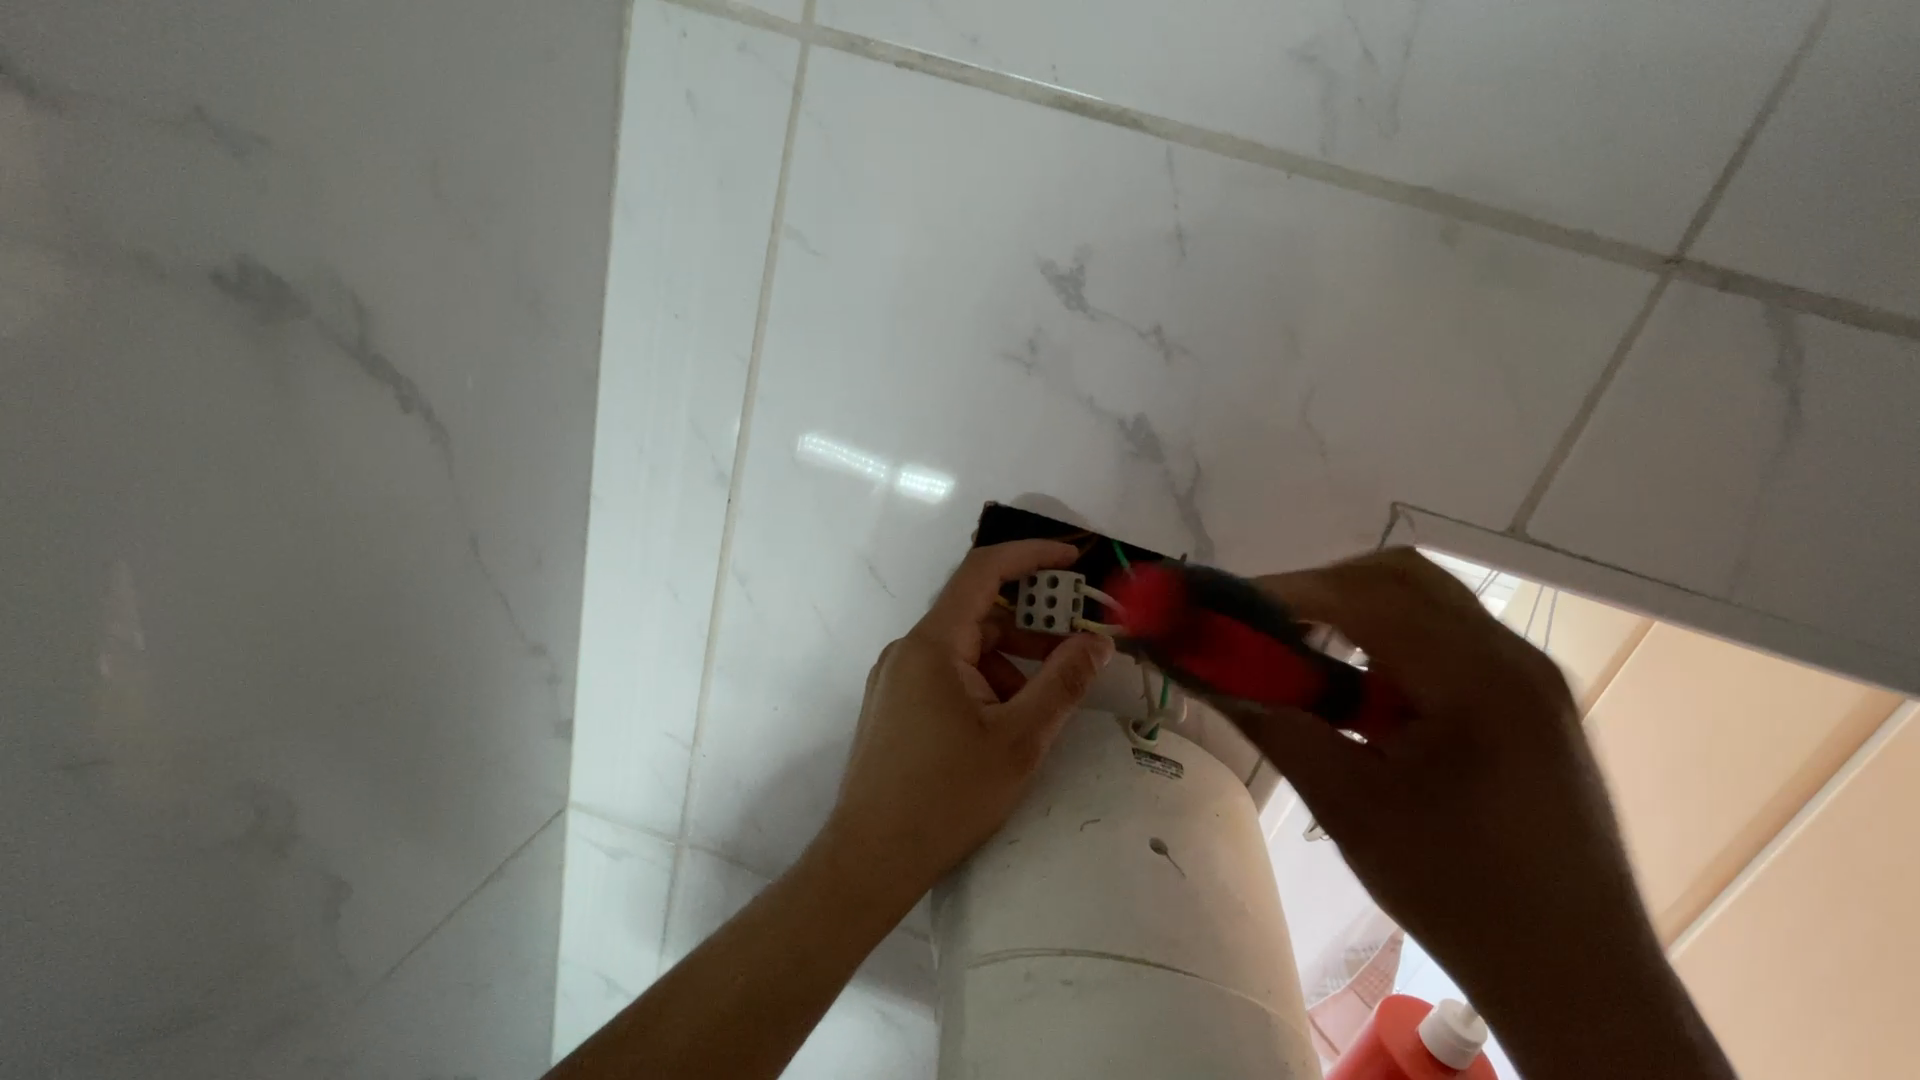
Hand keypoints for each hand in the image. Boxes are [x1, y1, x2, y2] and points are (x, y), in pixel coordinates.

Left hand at [815, 540, 1113, 910]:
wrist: (870, 858)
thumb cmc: (946, 797)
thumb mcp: (1019, 740)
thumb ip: (1062, 683)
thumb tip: (1098, 640)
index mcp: (933, 644)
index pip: (982, 571)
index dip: (1031, 556)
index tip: (1075, 560)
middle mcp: (908, 650)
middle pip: (977, 614)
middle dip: (1032, 624)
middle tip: (1080, 647)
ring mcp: (896, 679)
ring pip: (965, 649)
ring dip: (1011, 661)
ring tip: (1048, 700)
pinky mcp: (894, 707)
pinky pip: (948, 675)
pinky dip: (985, 683)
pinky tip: (1009, 723)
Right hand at [1215, 548, 1731, 1078]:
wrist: (1577, 973)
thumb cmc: (1458, 893)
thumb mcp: (1349, 807)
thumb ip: (1274, 726)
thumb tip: (1205, 676)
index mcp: (1478, 679)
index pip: (1364, 596)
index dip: (1284, 592)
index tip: (1223, 608)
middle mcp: (1513, 656)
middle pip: (1400, 577)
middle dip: (1321, 591)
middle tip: (1263, 631)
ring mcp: (1530, 675)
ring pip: (1426, 601)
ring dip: (1356, 614)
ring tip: (1305, 661)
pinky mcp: (1530, 699)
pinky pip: (1448, 639)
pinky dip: (1390, 643)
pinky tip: (1362, 695)